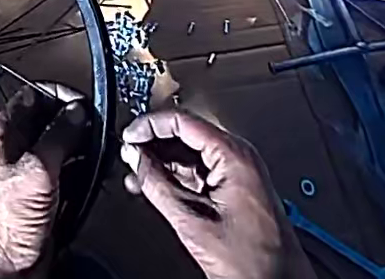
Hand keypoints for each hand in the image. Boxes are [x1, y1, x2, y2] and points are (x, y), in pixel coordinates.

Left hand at [0, 84, 91, 278]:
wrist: (1, 273)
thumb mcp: (35, 169)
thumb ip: (58, 136)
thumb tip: (77, 110)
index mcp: (6, 132)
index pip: (34, 95)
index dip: (59, 94)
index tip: (82, 101)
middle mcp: (19, 150)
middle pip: (53, 122)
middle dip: (77, 124)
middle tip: (96, 128)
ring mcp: (34, 174)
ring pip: (65, 149)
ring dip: (84, 150)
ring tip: (99, 152)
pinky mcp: (48, 199)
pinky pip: (71, 176)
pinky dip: (85, 174)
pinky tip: (94, 176)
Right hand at [120, 110, 312, 278]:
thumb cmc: (255, 267)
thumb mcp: (193, 222)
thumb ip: (158, 184)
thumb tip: (135, 158)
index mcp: (233, 155)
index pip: (180, 120)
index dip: (148, 125)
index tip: (129, 136)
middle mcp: (238, 156)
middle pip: (184, 133)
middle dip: (153, 145)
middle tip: (130, 155)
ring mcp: (239, 171)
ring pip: (189, 152)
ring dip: (161, 163)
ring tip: (138, 175)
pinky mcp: (236, 188)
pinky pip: (199, 170)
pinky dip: (176, 176)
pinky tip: (157, 187)